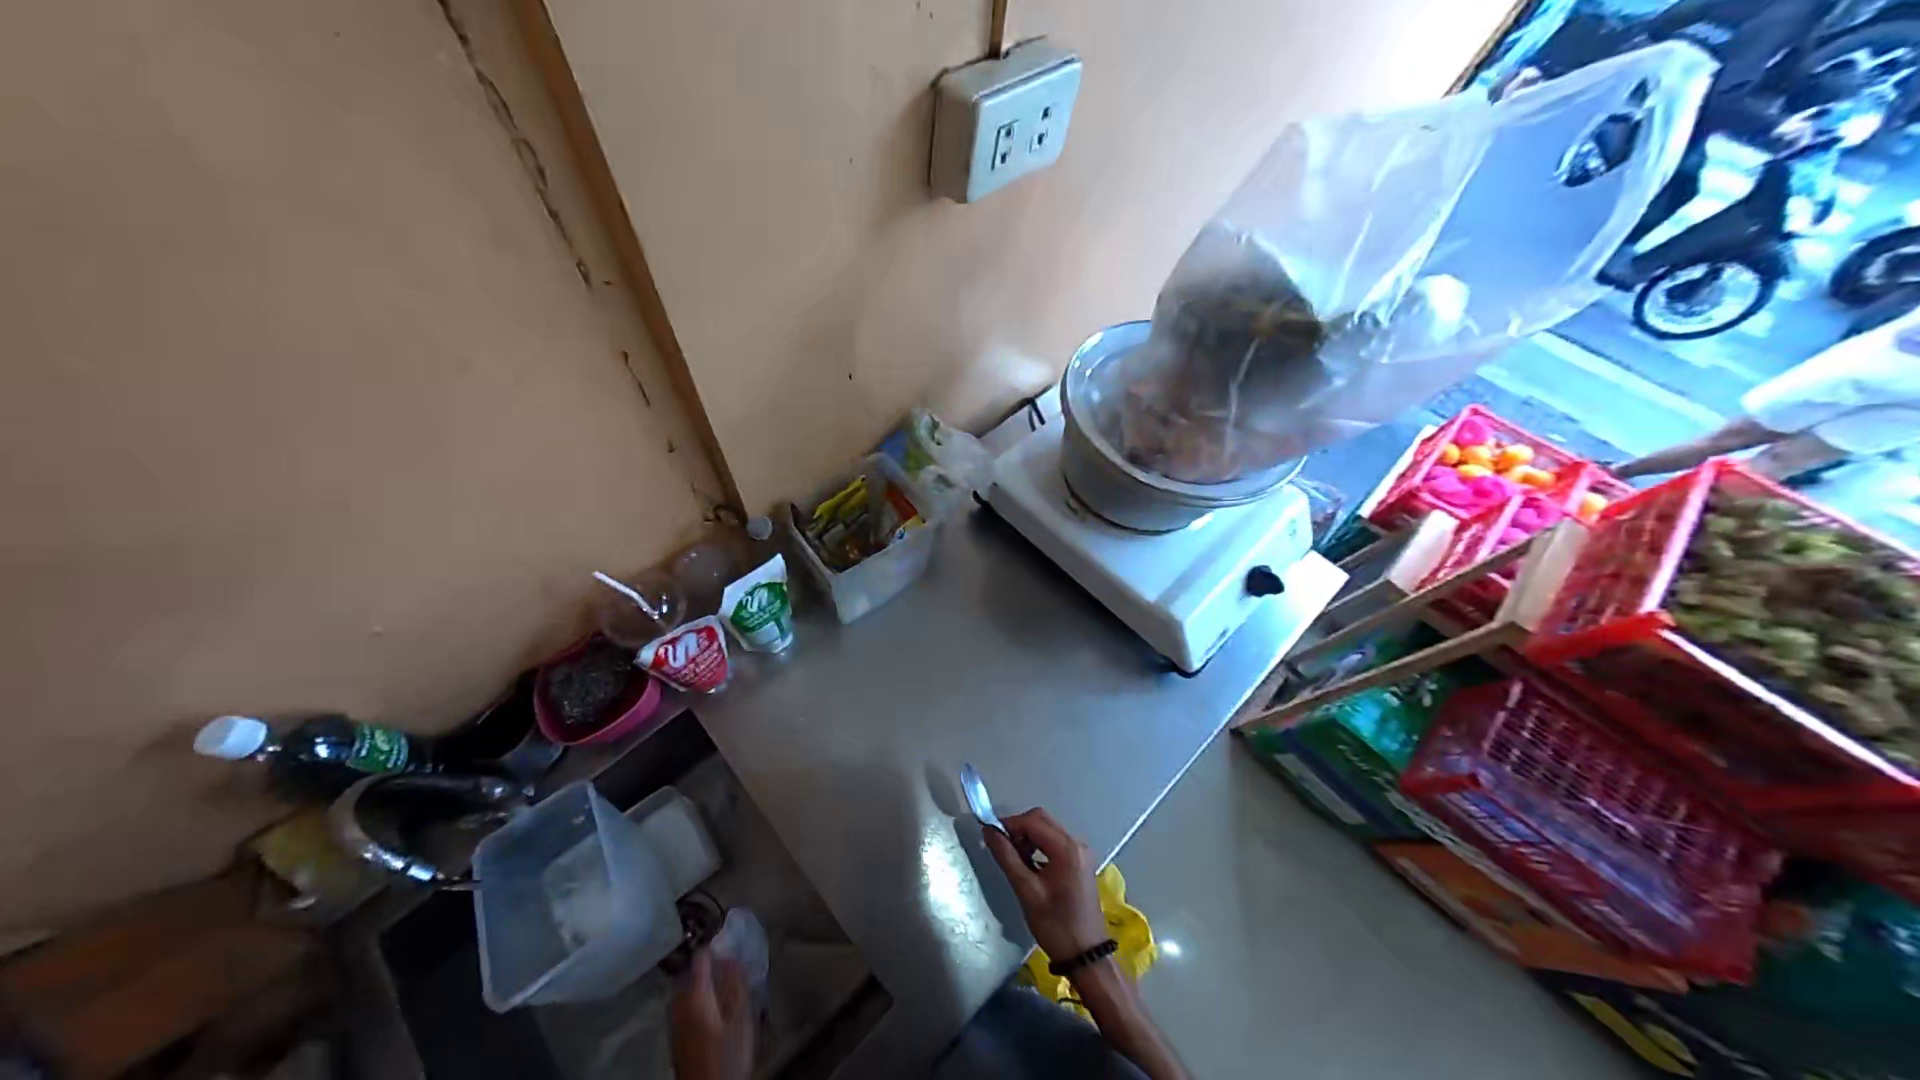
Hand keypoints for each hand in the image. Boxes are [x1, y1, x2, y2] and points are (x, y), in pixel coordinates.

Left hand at [671, 949, 753, 1079]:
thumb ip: (737, 986)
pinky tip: (714, 1008)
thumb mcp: (741, 1019)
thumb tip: (733, 958)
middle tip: (730, 965)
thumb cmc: (726, 1055)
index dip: (714, 946)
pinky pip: (685, 1007)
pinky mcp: (676, 1038)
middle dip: (708, 966)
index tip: (729, 941)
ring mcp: (675, 1023)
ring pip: (686, 990)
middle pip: (690, 974)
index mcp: (695, 996)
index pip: (699, 959)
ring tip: (724, 986)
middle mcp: (679, 1005)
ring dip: (702, 983)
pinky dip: (698, 999)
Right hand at [983, 807, 1108, 961]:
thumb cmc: (1055, 925)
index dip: (1009, 824)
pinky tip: (1029, 865)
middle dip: (1019, 828)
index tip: (990, 836)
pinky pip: (1055, 842)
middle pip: (1042, 820)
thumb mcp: (1026, 891)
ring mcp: (1081, 852)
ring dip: (1028, 837)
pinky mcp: (1080, 862)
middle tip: (1001, 848)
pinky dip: (1039, 846)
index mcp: (1066, 849)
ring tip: (1014, 859)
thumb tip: (988, 831)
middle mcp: (1077, 843)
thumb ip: (1007, 857)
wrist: (1085, 955)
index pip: (1033, 821)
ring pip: (1048, 830)